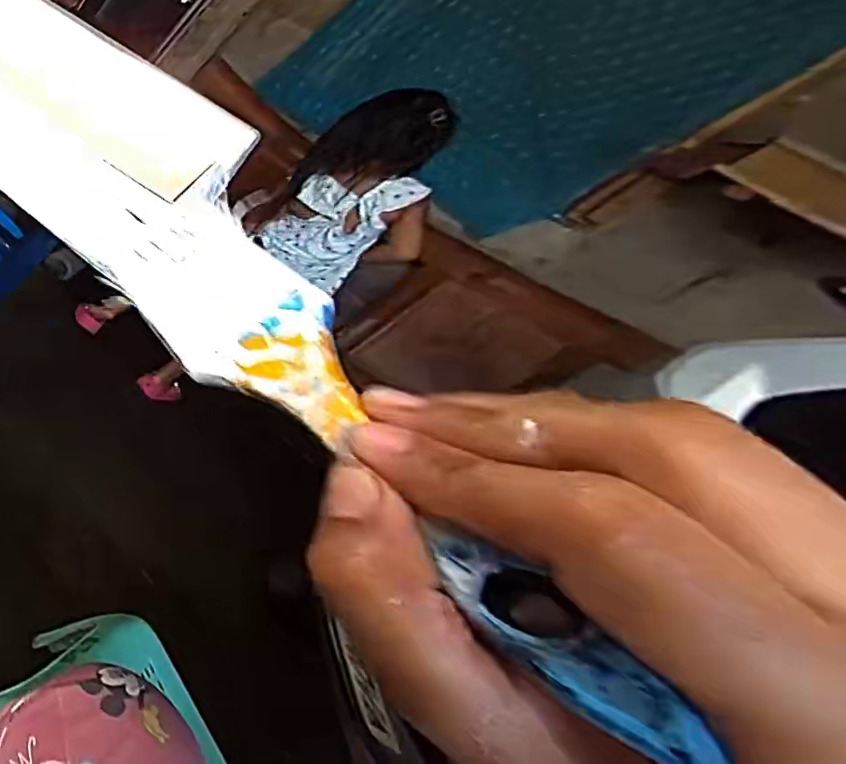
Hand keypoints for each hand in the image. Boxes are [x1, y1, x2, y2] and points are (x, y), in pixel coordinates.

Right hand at [307, 388, 845, 763]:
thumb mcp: (499, 743)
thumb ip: (403, 619)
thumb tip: (353, 484)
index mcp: (819, 711)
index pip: (621, 537)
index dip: (471, 478)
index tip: (367, 450)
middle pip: (674, 454)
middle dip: (498, 423)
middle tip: (390, 419)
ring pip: (691, 442)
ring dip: (532, 420)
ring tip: (432, 424)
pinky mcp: (838, 552)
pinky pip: (704, 459)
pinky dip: (577, 437)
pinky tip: (504, 449)